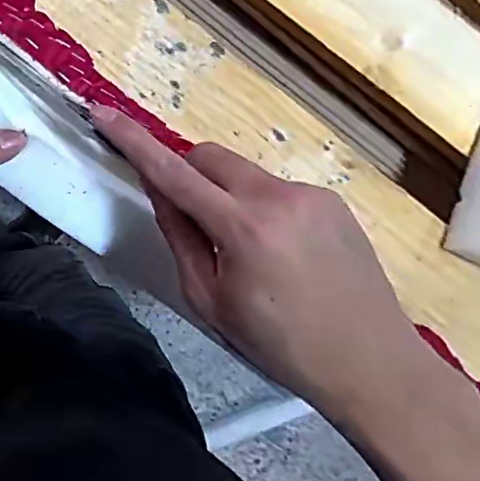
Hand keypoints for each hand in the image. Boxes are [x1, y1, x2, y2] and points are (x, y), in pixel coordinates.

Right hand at [90, 105, 441, 425]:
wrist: (376, 368)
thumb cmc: (280, 346)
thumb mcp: (210, 300)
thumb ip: (179, 236)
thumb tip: (159, 188)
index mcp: (243, 230)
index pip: (173, 173)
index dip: (133, 141)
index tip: (103, 113)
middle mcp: (279, 198)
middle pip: (207, 157)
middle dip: (187, 176)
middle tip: (192, 222)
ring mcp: (311, 195)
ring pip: (240, 172)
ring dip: (224, 194)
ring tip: (245, 249)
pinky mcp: (332, 200)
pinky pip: (273, 187)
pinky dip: (257, 205)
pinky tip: (280, 251)